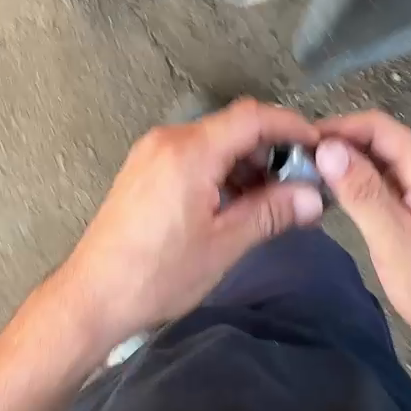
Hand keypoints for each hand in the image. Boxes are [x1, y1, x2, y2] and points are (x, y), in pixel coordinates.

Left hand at [50, 99, 324, 346]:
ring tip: (268, 199)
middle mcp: (170, 138)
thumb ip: (270, 212)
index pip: (251, 116)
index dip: (290, 125)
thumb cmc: (159, 273)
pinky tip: (232, 201)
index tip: (317, 146)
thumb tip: (313, 197)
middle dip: (269, 147)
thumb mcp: (223, 245)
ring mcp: (153, 150)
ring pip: (213, 138)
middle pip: (232, 125)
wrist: (93, 294)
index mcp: (190, 150)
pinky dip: (219, 167)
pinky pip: (193, 151)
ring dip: (244, 160)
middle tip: (297, 182)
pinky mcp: (144, 166)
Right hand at [312, 111, 410, 372]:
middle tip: (297, 166)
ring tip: (310, 180)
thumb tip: (325, 146)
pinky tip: (338, 199)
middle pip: (378, 138)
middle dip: (338, 146)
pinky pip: (389, 180)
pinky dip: (362, 183)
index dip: (335, 128)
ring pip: (381, 159)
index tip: (298, 146)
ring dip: (348, 165)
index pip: (376, 125)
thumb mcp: (395, 242)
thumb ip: (361, 191)